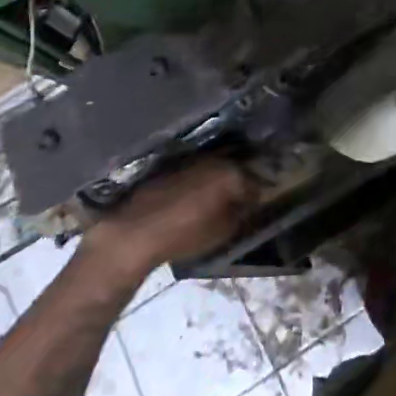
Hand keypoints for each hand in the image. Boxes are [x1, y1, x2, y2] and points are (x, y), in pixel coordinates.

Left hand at [82, 160, 257, 282]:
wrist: (135, 231)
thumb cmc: (184, 235)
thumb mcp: (222, 232)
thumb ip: (240, 215)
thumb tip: (247, 205)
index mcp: (232, 174)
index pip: (257, 183)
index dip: (259, 196)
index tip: (258, 206)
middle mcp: (214, 160)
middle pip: (237, 168)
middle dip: (242, 181)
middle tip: (243, 198)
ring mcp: (192, 160)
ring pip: (216, 166)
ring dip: (221, 178)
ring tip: (221, 196)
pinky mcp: (172, 164)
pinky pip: (196, 169)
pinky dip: (202, 179)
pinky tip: (198, 194)